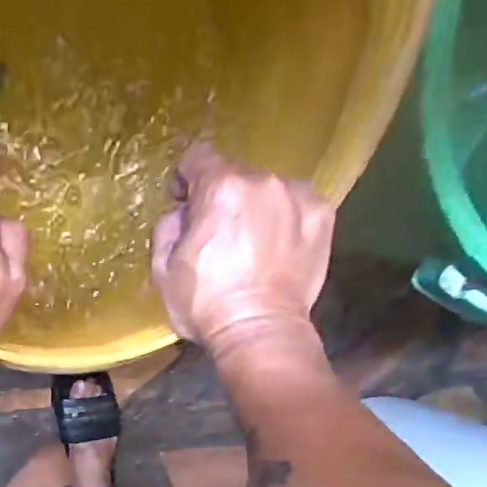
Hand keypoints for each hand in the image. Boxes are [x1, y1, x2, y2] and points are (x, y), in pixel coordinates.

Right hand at [151, 143, 334, 353]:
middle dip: (222, 199)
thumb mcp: (164, 270)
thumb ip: (167, 229)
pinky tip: (274, 250)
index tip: (183, 201)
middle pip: (235, 175)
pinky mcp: (322, 215)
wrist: (259, 330)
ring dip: (254, 209)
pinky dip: (282, 221)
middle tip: (217, 236)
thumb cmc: (204, 303)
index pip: (198, 156)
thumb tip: (181, 214)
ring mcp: (298, 195)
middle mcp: (264, 180)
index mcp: (221, 188)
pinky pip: (293, 206)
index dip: (185, 177)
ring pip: (266, 191)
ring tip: (249, 247)